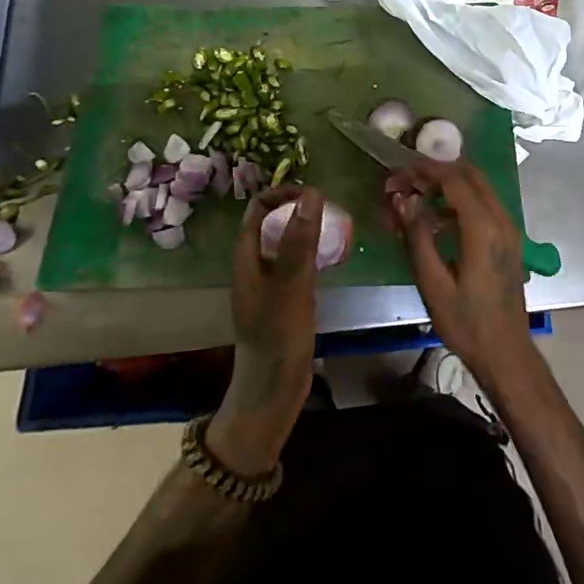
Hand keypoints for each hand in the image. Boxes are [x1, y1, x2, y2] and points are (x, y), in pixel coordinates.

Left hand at [211, 185, 322, 475]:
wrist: (272, 390)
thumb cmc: (278, 335)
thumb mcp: (292, 284)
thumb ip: (301, 241)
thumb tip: (312, 193)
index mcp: (246, 256)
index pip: (258, 208)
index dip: (282, 193)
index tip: (313, 193)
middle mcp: (254, 265)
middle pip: (272, 223)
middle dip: (297, 210)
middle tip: (331, 209)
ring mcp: (268, 284)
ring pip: (285, 245)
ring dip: (306, 231)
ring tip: (336, 228)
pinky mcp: (282, 301)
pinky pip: (295, 266)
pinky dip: (311, 255)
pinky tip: (332, 260)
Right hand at [387, 161, 537, 391]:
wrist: (506, 352)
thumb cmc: (466, 322)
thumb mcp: (432, 282)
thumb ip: (417, 236)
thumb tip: (401, 200)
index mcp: (484, 230)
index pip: (454, 180)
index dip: (423, 171)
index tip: (396, 177)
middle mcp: (502, 221)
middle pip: (469, 174)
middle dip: (434, 170)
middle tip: (404, 181)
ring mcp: (509, 229)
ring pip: (478, 186)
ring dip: (446, 182)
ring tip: (413, 195)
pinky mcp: (507, 239)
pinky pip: (483, 203)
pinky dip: (458, 198)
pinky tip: (434, 216)